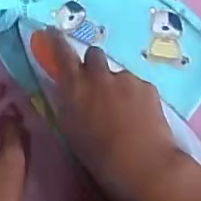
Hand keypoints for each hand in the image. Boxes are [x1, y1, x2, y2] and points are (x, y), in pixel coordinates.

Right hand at [38, 28, 190, 200]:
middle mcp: (98, 75)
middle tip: (98, 85)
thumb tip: (65, 90)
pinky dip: (137, 98)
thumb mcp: (71, 129)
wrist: (145, 166)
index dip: (57, 41)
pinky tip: (142, 118)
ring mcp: (125, 78)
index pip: (62, 51)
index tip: (53, 34)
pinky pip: (138, 87)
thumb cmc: (100, 156)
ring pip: (118, 74)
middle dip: (94, 65)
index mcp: (75, 85)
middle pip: (93, 54)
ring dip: (117, 86)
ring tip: (126, 112)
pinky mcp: (147, 87)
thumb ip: (66, 103)